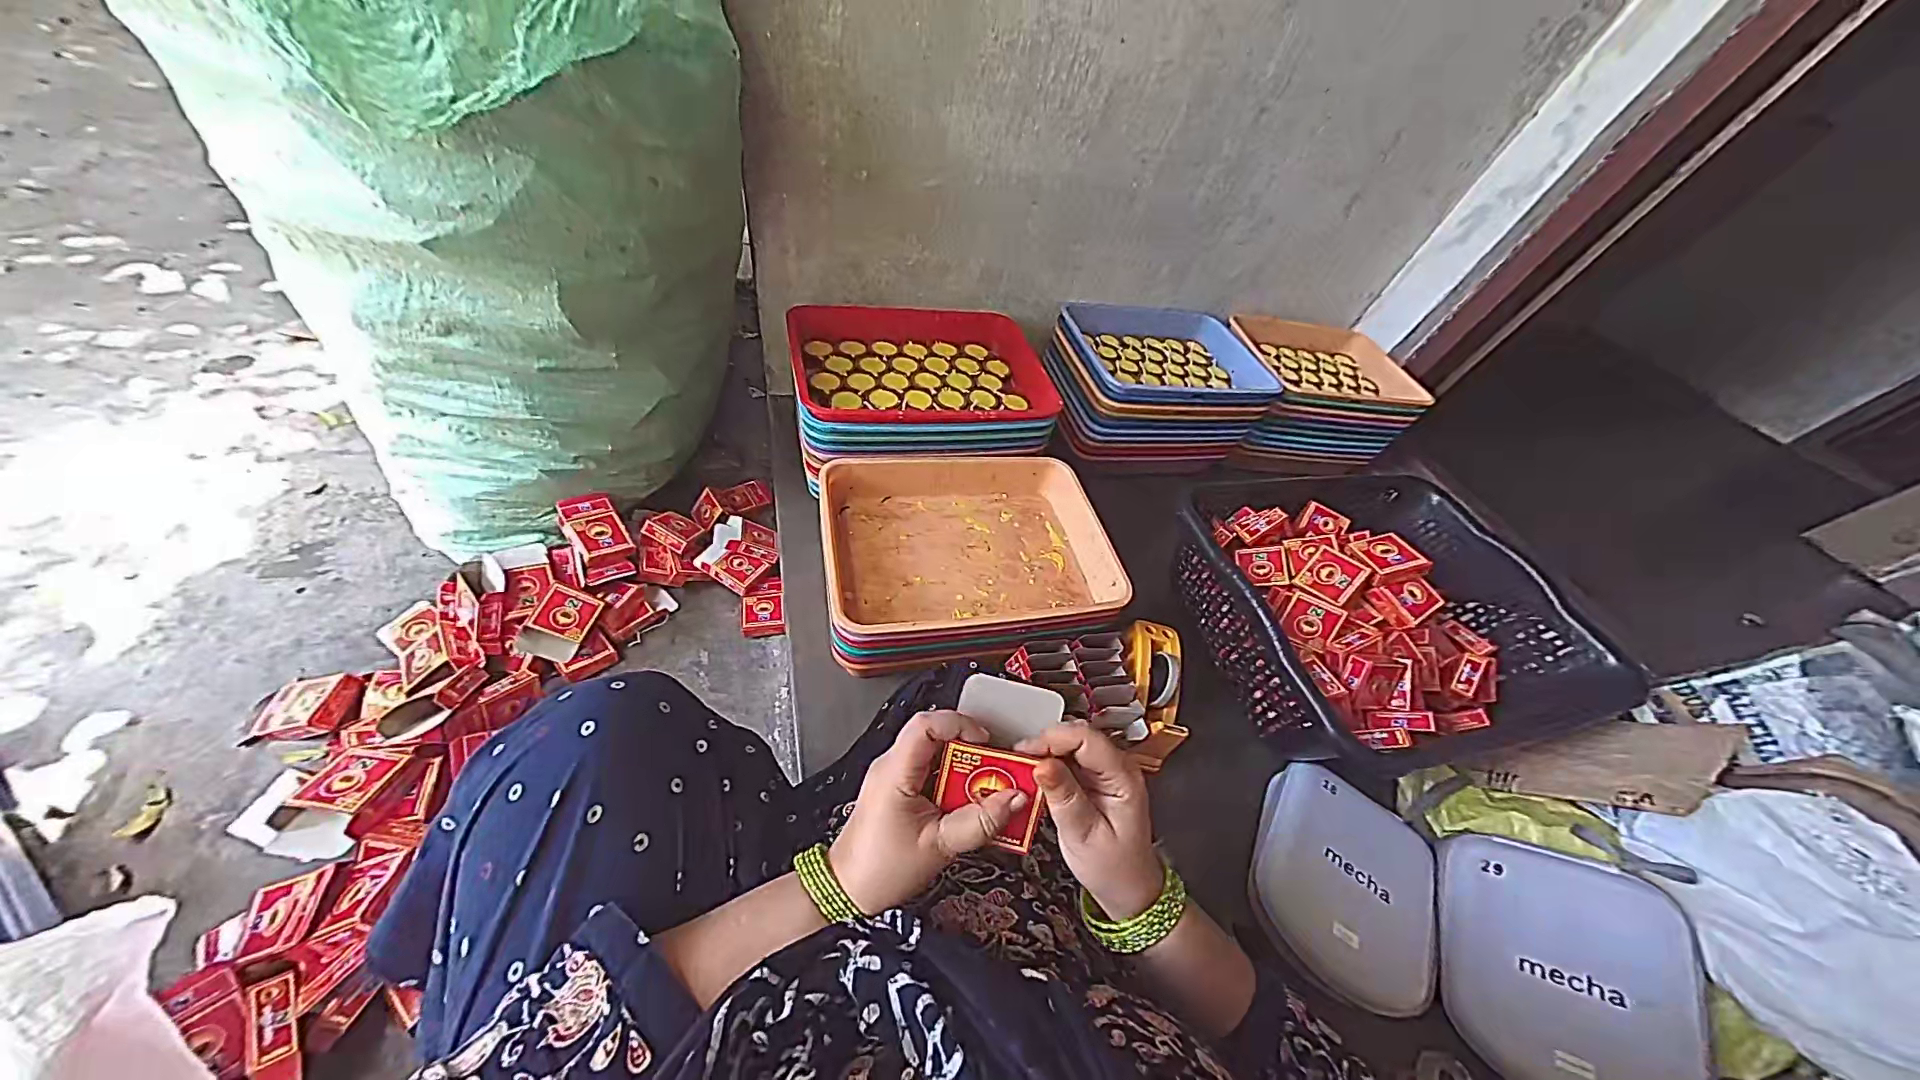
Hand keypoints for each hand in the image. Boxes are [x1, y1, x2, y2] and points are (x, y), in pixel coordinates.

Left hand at [829, 710, 1028, 913]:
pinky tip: (965, 804)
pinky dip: (954, 781)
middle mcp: (892, 765)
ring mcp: (894, 775)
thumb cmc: (880, 870)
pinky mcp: (900, 787)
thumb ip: (979, 822)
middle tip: (994, 772)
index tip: (986, 743)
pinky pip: (932, 770)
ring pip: (937, 753)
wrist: (847, 889)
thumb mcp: (939, 847)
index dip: (960, 725)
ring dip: (964, 768)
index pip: (926, 724)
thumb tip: (1013, 799)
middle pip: (936, 735)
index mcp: (895, 772)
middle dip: (971, 751)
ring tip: (983, 792)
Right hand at [1016, 723, 1161, 919]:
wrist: (1128, 888)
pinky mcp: (1094, 776)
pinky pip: (1068, 757)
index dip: (1053, 739)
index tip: (1027, 752)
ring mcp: (1106, 770)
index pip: (1087, 738)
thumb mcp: (1083, 836)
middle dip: (1045, 743)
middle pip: (1077, 735)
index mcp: (1123, 777)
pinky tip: (1035, 775)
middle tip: (1020, 761)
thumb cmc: (1114, 868)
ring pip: (1070, 743)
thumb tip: (1041, 764)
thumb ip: (1064, 797)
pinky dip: (1048, 762)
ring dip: (1044, 751)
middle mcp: (1117, 766)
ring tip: (1023, 768)